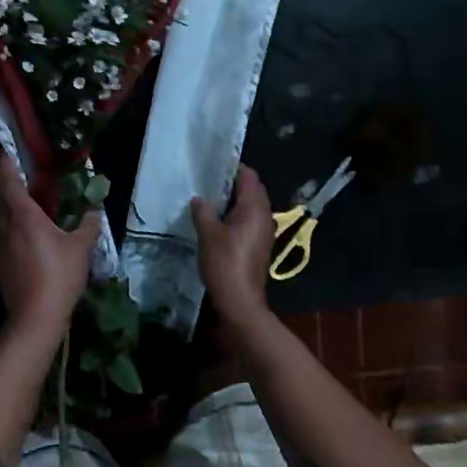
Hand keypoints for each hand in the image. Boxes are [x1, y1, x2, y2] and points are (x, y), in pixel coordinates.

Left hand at [0, 154, 98, 337]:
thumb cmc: (59, 275)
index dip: (7, 163)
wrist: (35, 317)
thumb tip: (93, 209)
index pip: (9, 182)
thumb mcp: (82, 247)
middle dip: (9, 182)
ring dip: (11, 203)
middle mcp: (6, 227)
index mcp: (24, 217)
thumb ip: (88, 223)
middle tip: (25, 172)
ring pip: (1, 216)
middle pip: (1, 197)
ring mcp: (0, 246)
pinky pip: (4, 233)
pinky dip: (13, 223)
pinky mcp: (1, 262)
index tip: (8, 148)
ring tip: (29, 199)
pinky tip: (30, 231)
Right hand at [190, 166, 275, 326]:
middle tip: (212, 182)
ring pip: (254, 206)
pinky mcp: (262, 244)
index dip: (234, 168)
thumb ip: (204, 212)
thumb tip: (200, 198)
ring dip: (237, 200)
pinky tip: (222, 222)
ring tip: (214, 200)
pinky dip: (240, 215)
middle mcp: (265, 215)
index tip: (216, 165)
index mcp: (255, 207)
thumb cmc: (225, 263)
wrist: (241, 300)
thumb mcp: (208, 234)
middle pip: (254, 189)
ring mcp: (266, 230)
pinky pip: (253, 220)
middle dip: (235, 183)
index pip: (249, 177)